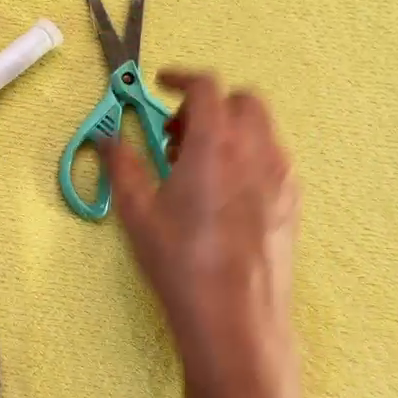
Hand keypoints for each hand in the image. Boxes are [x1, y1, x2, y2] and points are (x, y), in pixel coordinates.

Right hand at [103, 71, 301, 397]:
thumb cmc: (180, 262)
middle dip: (209, 104)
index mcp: (215, 145)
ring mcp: (281, 178)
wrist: (235, 319)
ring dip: (229, 128)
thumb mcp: (135, 212)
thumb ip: (120, 165)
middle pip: (243, 101)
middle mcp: (256, 152)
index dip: (181, 78)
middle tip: (176, 131)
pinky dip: (247, 155)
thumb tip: (106, 139)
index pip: (207, 87)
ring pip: (261, 129)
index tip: (161, 86)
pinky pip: (272, 158)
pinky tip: (220, 191)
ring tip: (195, 163)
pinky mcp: (291, 204)